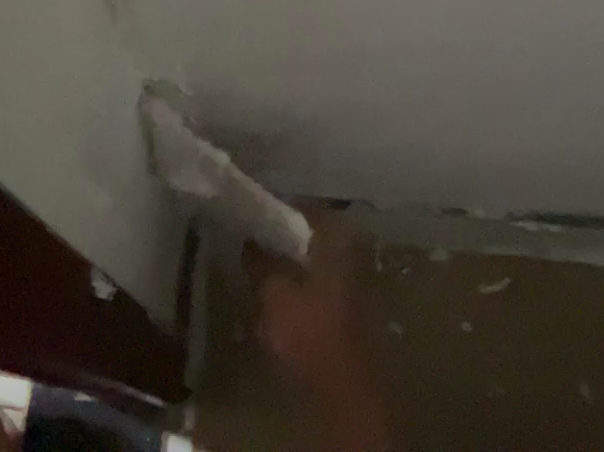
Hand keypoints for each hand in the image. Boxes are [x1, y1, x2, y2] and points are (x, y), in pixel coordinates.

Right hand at [250, 212, 390, 451]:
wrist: (347, 394)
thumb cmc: (311, 333)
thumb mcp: (274, 293)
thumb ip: (260, 262)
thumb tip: (247, 239)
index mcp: (338, 240)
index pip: (305, 208)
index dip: (275, 208)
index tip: (249, 211)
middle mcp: (352, 255)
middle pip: (311, 236)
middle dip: (281, 238)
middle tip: (249, 239)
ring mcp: (355, 286)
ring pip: (314, 264)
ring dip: (288, 266)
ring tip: (255, 270)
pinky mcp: (350, 315)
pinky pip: (317, 290)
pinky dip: (297, 290)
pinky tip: (274, 301)